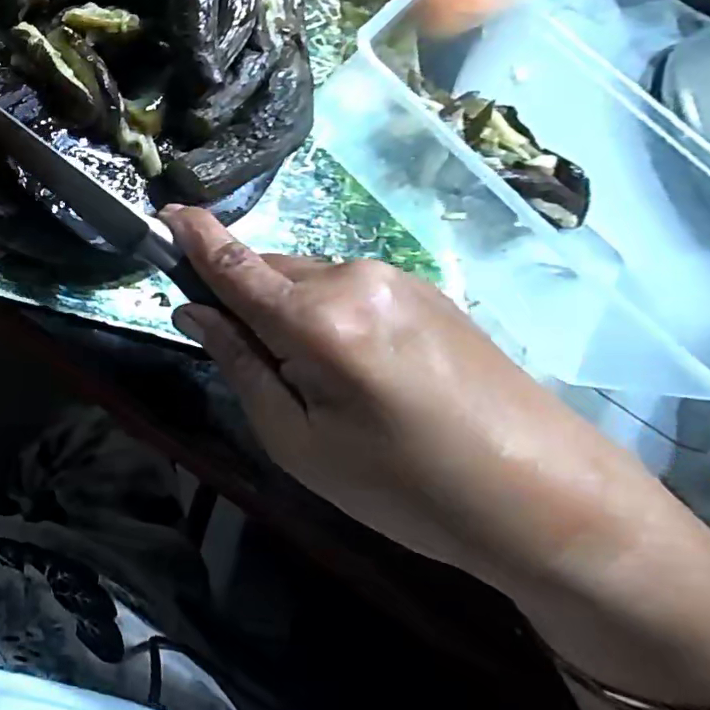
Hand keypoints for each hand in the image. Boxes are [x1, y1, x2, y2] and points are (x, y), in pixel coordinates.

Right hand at [159, 205, 695, 593]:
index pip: (236, 264)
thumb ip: (240, 366)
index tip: (165, 213)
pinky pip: (348, 288)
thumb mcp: (301, 444)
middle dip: (247, 301)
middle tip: (256, 363)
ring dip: (290, 311)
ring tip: (321, 382)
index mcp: (318, 320)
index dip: (194, 236)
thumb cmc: (407, 487)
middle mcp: (354, 278)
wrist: (544, 495)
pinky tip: (361, 369)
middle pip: (271, 271)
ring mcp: (395, 277)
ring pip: (310, 279)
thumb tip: (194, 311)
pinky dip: (328, 313)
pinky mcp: (424, 288)